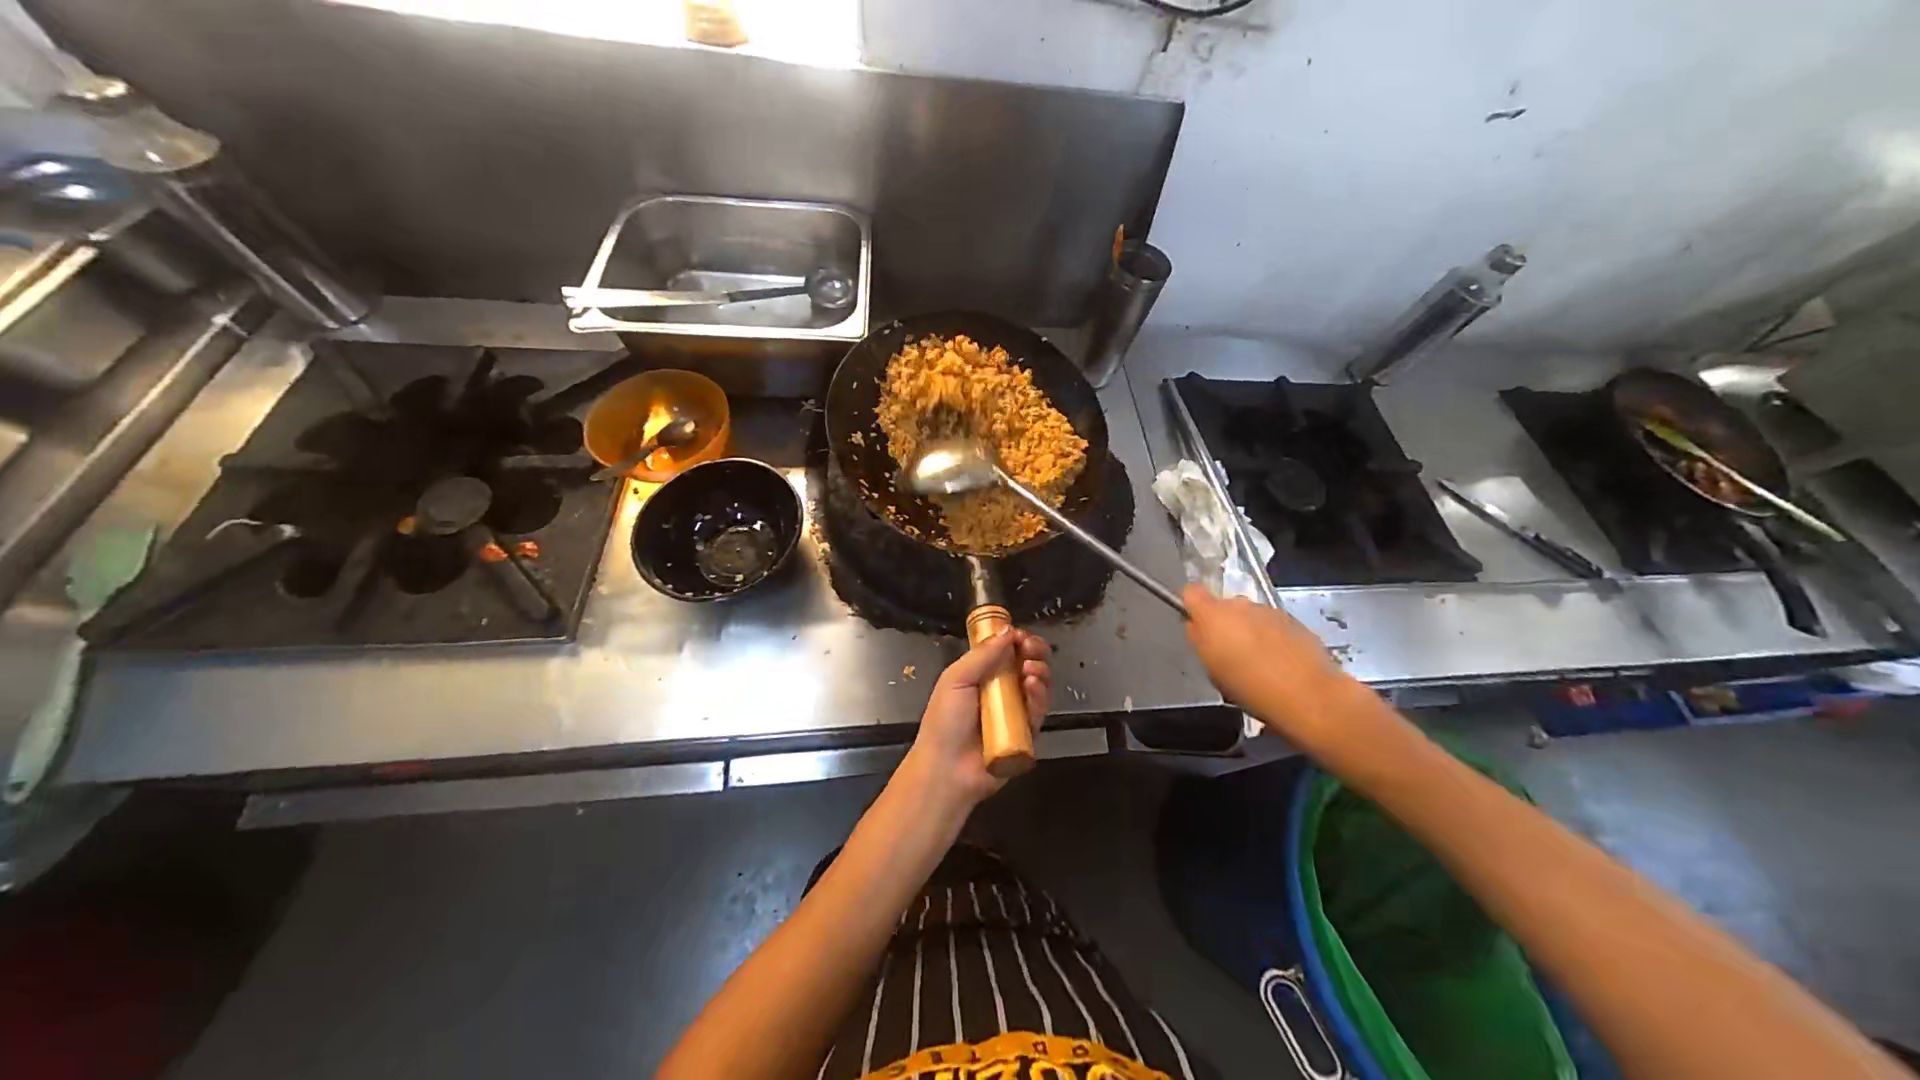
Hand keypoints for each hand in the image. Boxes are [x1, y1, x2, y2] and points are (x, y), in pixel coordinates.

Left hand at [900, 629, 1051, 808]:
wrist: (946, 769)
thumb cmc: (945, 721)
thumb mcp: (956, 678)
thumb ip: (983, 654)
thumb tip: (1008, 631)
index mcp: (981, 675)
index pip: (1006, 651)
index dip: (1018, 641)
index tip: (1022, 637)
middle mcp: (1000, 692)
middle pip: (1027, 665)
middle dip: (1034, 653)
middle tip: (1032, 650)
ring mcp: (1014, 713)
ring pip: (1038, 687)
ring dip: (1039, 673)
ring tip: (1030, 672)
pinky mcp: (1026, 735)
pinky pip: (1040, 713)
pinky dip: (1040, 698)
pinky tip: (1032, 688)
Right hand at [1182, 585, 1368, 750]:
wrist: (1309, 697)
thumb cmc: (1250, 688)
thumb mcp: (1212, 671)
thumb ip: (1199, 641)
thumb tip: (1196, 628)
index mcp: (1213, 614)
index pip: (1191, 592)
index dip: (1191, 607)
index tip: (1196, 628)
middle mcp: (1241, 605)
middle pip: (1222, 605)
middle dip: (1223, 623)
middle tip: (1227, 654)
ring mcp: (1270, 611)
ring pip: (1249, 615)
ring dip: (1248, 631)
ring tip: (1256, 663)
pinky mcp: (1295, 621)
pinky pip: (1272, 625)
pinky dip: (1271, 638)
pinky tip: (1278, 664)